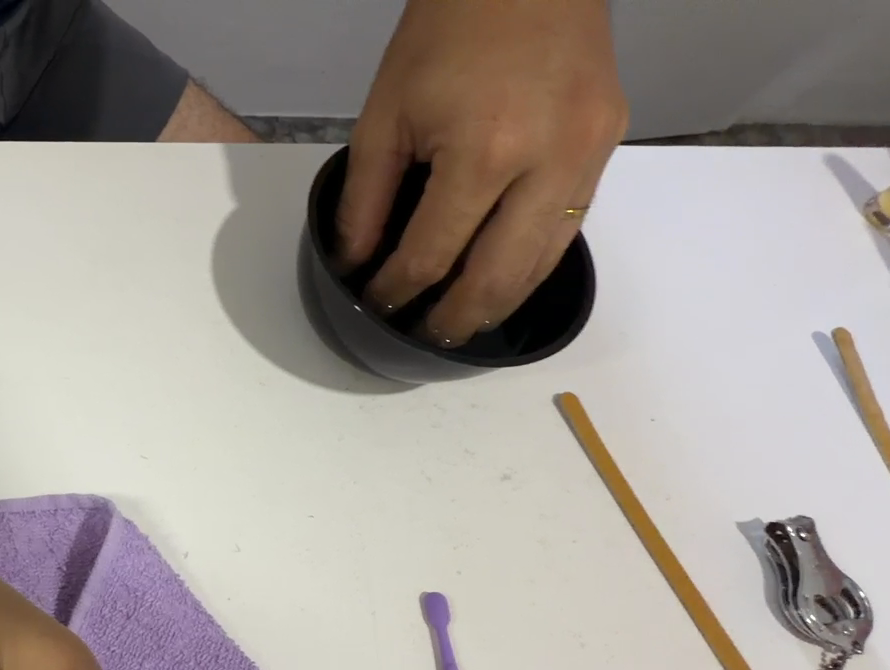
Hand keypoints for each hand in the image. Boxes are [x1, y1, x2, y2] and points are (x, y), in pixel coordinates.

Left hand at [340, 0, 627, 345]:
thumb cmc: (442, 37)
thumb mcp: (381, 121)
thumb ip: (365, 202)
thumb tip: (355, 262)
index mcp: (484, 154)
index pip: (429, 256)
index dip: (395, 291)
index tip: (375, 304)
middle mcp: (550, 161)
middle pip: (497, 275)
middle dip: (453, 317)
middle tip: (424, 337)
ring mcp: (591, 152)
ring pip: (544, 260)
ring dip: (499, 302)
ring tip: (460, 325)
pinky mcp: (610, 141)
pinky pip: (572, 224)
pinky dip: (531, 263)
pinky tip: (502, 279)